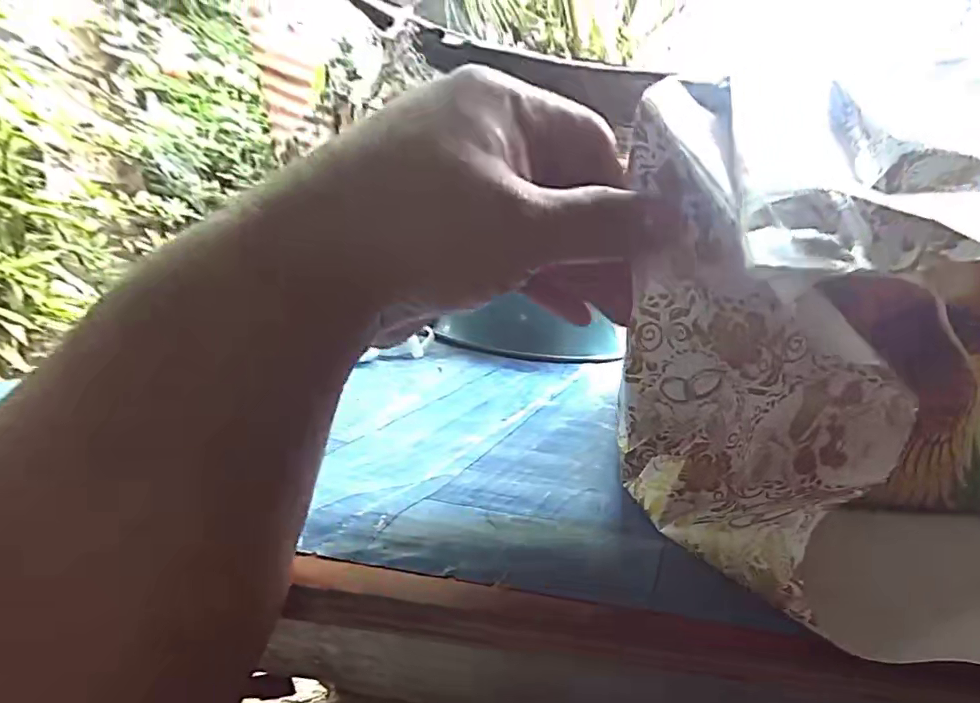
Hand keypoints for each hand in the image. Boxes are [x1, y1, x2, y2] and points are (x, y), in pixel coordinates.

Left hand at [248, 66, 665, 335]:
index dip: (628, 200)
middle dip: (606, 249)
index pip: (592, 144)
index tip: (652, 255)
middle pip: (567, 190)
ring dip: (579, 272)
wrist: (310, 274)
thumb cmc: (428, 232)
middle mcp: (481, 136)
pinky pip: (506, 250)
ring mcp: (457, 185)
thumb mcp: (527, 227)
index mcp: (503, 106)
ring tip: (614, 319)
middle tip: (637, 303)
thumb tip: (669, 220)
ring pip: (538, 227)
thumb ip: (602, 225)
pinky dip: (540, 280)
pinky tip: (572, 315)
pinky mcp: (440, 231)